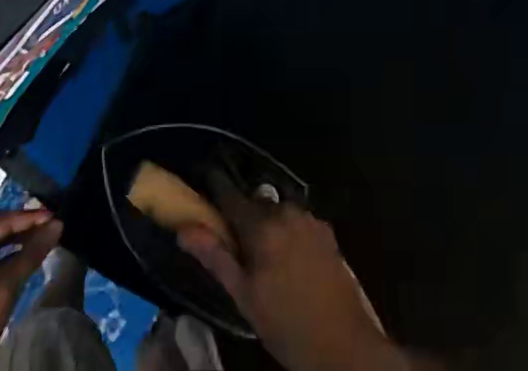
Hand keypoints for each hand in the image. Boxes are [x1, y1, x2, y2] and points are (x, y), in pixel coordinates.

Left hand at [0, 208, 63, 370]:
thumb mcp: (4, 289)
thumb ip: (30, 255)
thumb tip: (56, 225)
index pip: (1, 221)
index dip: (30, 217)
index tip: (55, 217)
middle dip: (23, 226)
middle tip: (50, 226)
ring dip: (16, 242)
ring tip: (41, 242)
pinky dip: (6, 258)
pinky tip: (21, 265)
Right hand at [177, 178, 436, 370]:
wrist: (343, 344)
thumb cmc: (285, 323)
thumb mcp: (244, 296)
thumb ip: (215, 257)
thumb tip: (184, 229)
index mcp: (263, 226)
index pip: (230, 194)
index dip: (215, 189)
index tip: (203, 184)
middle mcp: (287, 212)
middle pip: (255, 203)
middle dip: (242, 216)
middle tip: (235, 245)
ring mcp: (310, 220)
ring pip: (277, 211)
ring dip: (266, 223)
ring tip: (262, 256)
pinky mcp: (327, 231)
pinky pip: (297, 221)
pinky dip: (287, 230)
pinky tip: (287, 258)